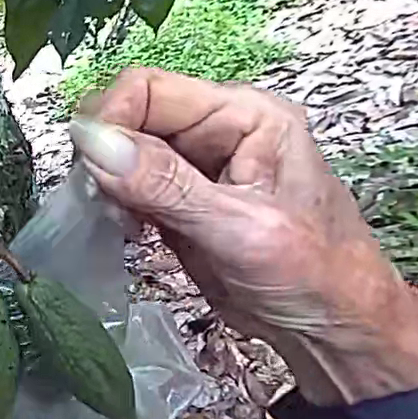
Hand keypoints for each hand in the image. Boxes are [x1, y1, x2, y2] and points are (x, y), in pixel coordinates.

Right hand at [72, 67, 417, 406]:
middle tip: (97, 200)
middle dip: (104, 154)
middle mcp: (216, 132)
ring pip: (124, 155)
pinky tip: (122, 229)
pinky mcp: (177, 204)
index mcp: (244, 115)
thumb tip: (95, 143)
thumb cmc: (311, 274)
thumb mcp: (240, 228)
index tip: (88, 167)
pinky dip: (114, 206)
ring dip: (105, 183)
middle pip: (132, 118)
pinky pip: (129, 190)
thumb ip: (167, 186)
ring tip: (115, 219)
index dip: (111, 119)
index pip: (152, 90)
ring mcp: (194, 170)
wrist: (329, 327)